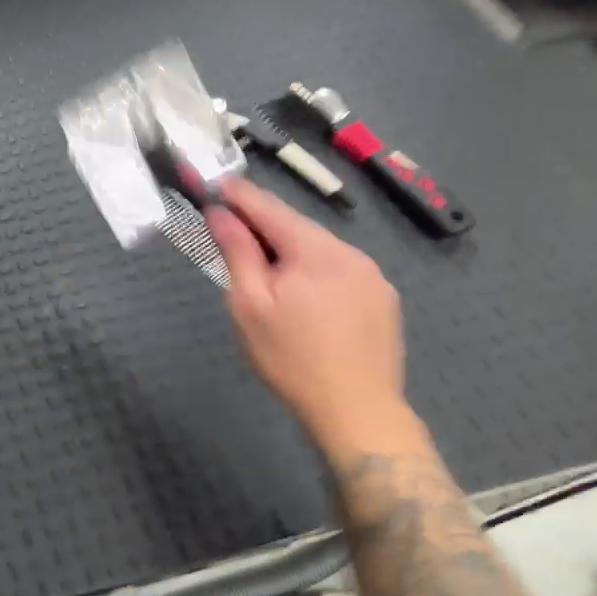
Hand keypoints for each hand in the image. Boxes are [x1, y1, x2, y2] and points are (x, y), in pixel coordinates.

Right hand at [202, 178, 411, 454]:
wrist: (357, 412)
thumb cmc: (291, 358)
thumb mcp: (249, 304)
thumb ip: (236, 252)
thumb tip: (219, 213)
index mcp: (317, 251)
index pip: (270, 208)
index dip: (238, 195)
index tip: (212, 183)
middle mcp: (352, 254)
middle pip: (297, 228)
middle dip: (262, 226)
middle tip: (228, 231)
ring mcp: (374, 277)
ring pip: (319, 250)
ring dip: (288, 250)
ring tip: (262, 271)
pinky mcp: (383, 300)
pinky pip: (339, 271)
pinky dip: (313, 271)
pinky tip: (300, 296)